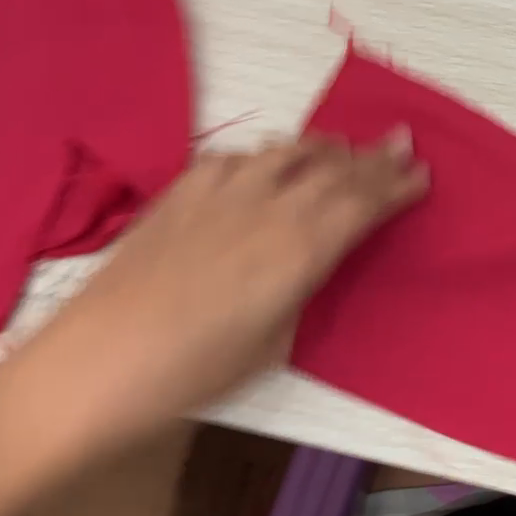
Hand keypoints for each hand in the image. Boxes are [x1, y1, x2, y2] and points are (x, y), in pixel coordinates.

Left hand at [0, 133, 426, 478]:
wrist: (93, 367)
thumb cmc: (193, 375)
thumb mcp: (273, 341)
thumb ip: (303, 286)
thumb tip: (316, 258)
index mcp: (297, 251)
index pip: (360, 204)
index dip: (395, 187)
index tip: (421, 174)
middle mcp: (264, 209)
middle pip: (332, 171)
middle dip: (373, 157)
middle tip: (402, 141)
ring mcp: (218, 195)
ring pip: (285, 153)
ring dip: (324, 147)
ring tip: (346, 146)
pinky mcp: (179, 194)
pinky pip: (237, 158)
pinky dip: (268, 155)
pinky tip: (271, 162)